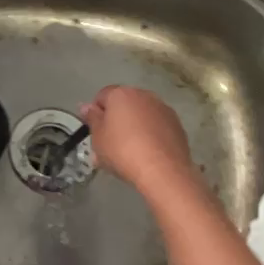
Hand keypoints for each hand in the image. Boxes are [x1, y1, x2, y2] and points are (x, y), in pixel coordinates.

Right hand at [79, 85, 199, 195]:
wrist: (162, 170)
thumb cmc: (122, 151)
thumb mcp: (98, 138)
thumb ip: (92, 118)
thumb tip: (87, 106)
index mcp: (121, 94)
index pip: (102, 96)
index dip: (96, 113)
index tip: (95, 131)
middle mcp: (144, 95)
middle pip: (124, 104)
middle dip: (116, 120)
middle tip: (109, 143)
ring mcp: (163, 109)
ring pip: (141, 115)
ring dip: (134, 127)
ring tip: (129, 151)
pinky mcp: (177, 124)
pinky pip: (156, 125)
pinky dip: (150, 134)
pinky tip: (146, 153)